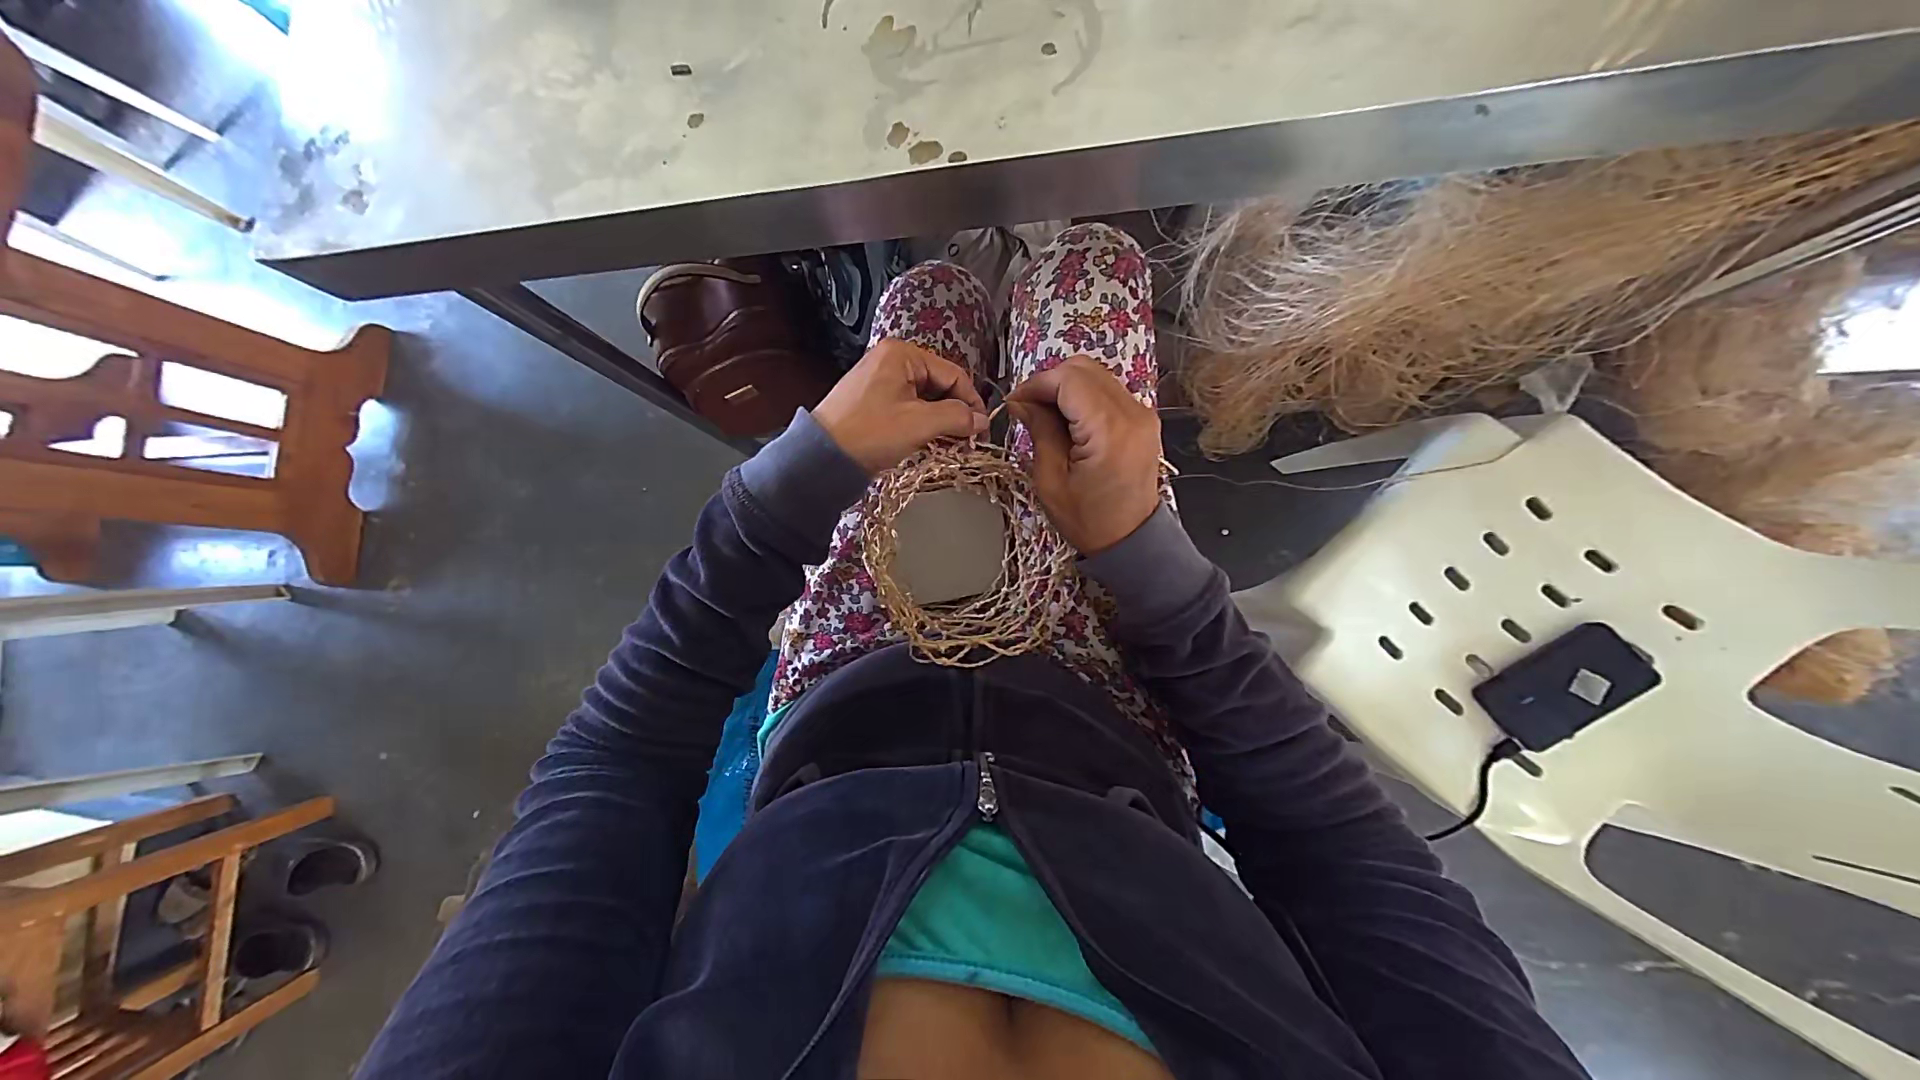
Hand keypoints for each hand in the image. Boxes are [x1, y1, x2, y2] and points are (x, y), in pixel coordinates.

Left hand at [813, 339, 988, 471]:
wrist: (822, 458)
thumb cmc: (869, 433)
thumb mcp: (920, 423)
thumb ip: (957, 417)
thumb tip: (980, 421)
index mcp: (902, 354)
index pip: (953, 374)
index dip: (972, 402)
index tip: (982, 428)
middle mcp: (891, 361)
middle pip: (939, 386)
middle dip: (956, 414)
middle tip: (969, 441)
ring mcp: (880, 382)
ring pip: (925, 399)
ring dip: (941, 422)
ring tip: (952, 446)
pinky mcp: (873, 403)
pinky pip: (909, 409)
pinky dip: (923, 425)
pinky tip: (931, 444)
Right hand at [1007, 356, 1161, 555]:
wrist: (1131, 540)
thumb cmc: (1089, 519)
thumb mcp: (1051, 479)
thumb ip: (1040, 430)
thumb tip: (1021, 401)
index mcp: (1109, 430)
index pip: (1068, 379)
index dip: (1036, 384)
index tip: (1016, 403)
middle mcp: (1133, 413)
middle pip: (1084, 369)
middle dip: (1050, 382)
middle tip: (1029, 408)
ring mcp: (1142, 414)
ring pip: (1096, 375)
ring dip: (1066, 387)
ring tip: (1046, 415)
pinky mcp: (1144, 419)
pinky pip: (1108, 390)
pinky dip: (1083, 396)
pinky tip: (1069, 419)